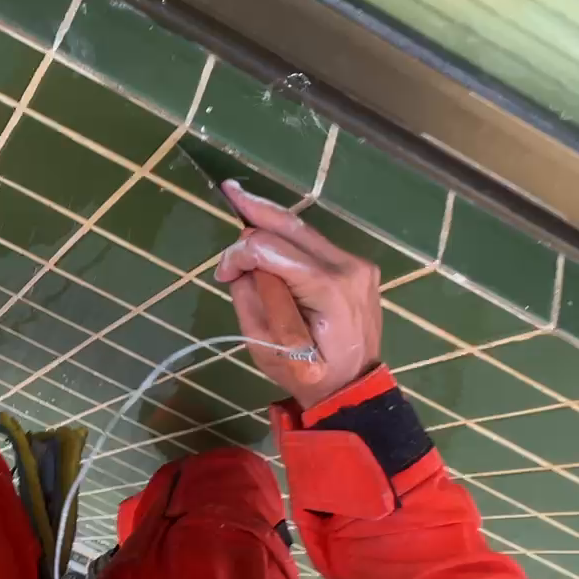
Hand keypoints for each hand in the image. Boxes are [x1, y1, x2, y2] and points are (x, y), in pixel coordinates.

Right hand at [215, 180, 382, 408]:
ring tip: (241, 199)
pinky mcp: (354, 265)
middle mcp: (348, 267)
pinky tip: (265, 225)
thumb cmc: (308, 374)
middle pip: (291, 226)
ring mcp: (355, 263)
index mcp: (328, 290)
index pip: (271, 250)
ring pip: (303, 228)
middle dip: (255, 211)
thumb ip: (255, 301)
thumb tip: (245, 266)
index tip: (222, 275)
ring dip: (269, 219)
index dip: (239, 255)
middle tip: (228, 190)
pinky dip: (285, 234)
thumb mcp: (270, 348)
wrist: (354, 387)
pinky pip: (311, 242)